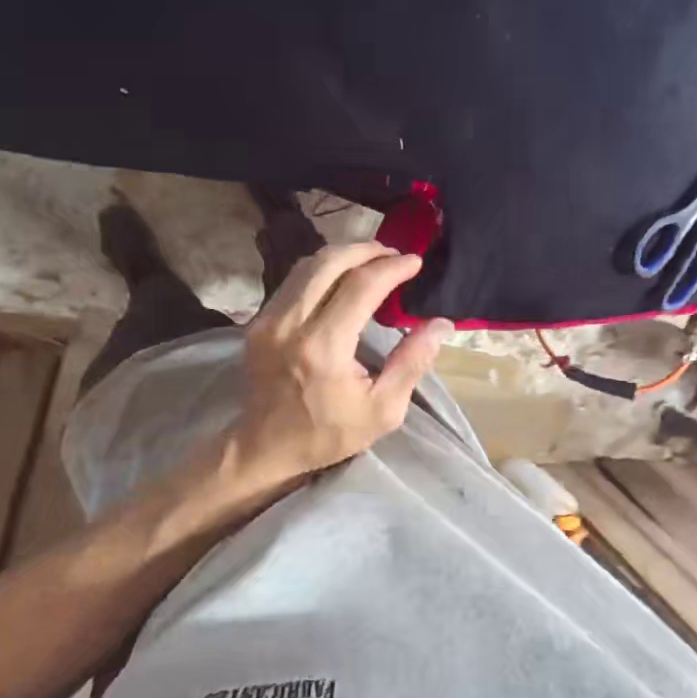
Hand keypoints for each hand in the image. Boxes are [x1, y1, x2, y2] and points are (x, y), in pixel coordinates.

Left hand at [232, 242, 451, 482]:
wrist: (265, 447)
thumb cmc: (328, 433)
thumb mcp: (382, 410)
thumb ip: (411, 363)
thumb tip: (439, 324)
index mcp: (323, 348)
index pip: (361, 287)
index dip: (391, 268)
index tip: (414, 262)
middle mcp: (290, 325)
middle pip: (329, 263)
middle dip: (365, 250)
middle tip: (393, 254)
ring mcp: (267, 321)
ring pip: (306, 267)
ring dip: (342, 256)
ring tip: (371, 260)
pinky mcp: (256, 322)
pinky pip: (292, 282)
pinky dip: (320, 271)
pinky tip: (340, 278)